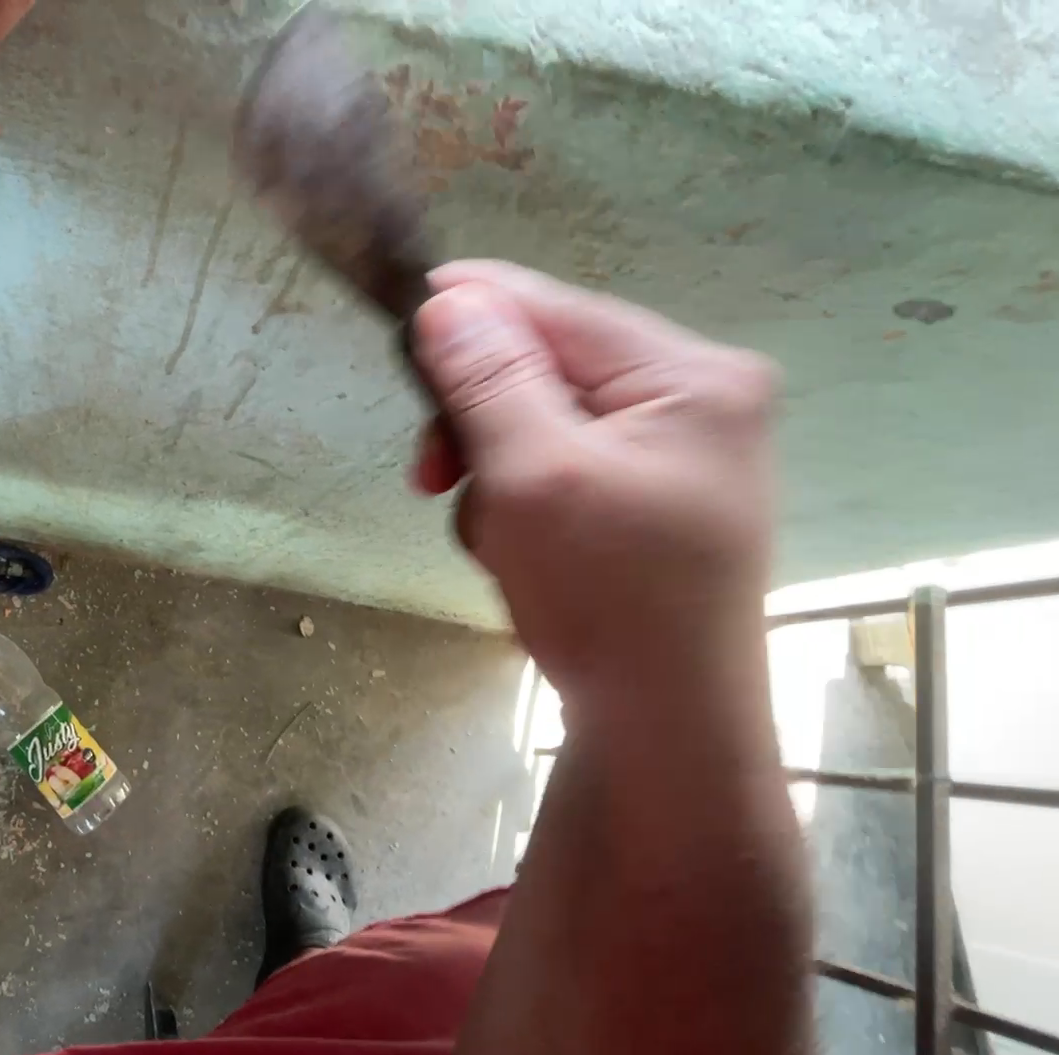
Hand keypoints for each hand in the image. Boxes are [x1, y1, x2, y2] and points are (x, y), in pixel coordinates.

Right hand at [410, 261, 778, 699]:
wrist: (657, 718)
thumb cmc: (605, 595)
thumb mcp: (533, 475)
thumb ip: (488, 380)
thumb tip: (445, 300)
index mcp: (690, 377)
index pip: (558, 309)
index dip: (474, 306)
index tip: (401, 316)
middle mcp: (690, 400)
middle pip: (543, 369)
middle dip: (477, 423)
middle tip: (430, 478)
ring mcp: (667, 451)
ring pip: (533, 423)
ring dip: (491, 475)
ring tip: (495, 539)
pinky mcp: (639, 494)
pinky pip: (548, 466)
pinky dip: (513, 502)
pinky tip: (517, 551)